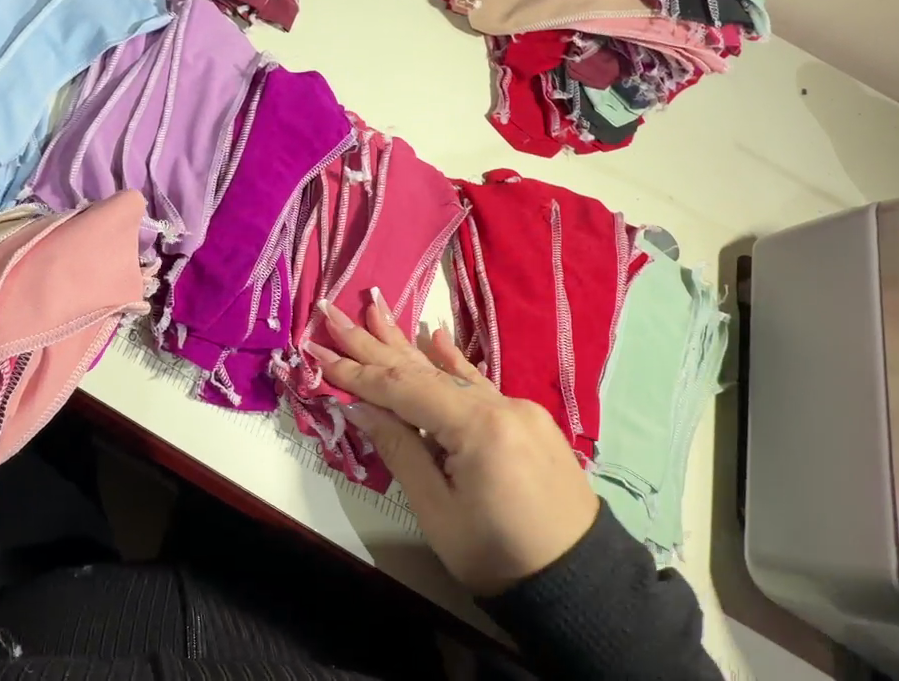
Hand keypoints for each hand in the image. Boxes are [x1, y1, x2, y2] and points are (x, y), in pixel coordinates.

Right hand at [311, 297, 598, 596]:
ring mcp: (518, 410)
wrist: (581, 588)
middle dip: (372, 343)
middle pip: (422, 370)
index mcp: (478, 427)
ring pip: (449, 373)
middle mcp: (500, 406)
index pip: (402, 389)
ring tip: (373, 310)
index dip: (356, 373)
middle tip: (332, 313)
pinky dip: (453, 362)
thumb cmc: (499, 556)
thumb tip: (361, 406)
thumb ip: (399, 449)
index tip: (317, 351)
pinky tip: (435, 336)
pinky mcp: (529, 423)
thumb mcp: (438, 510)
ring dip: (406, 345)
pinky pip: (480, 384)